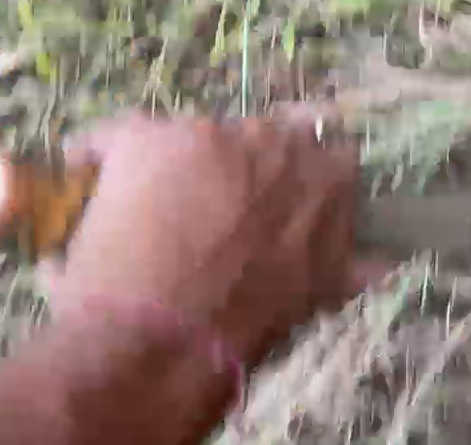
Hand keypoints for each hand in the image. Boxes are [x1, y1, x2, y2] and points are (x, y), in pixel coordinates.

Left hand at [43, 116, 360, 365]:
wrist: (172, 337)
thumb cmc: (252, 315)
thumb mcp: (321, 287)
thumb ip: (354, 265)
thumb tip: (389, 264)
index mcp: (330, 168)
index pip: (323, 149)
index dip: (291, 174)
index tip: (271, 199)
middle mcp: (281, 138)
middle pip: (257, 137)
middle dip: (236, 164)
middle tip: (207, 207)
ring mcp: (218, 133)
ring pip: (190, 139)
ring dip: (176, 164)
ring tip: (141, 208)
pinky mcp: (151, 139)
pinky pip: (112, 138)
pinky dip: (96, 157)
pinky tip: (81, 181)